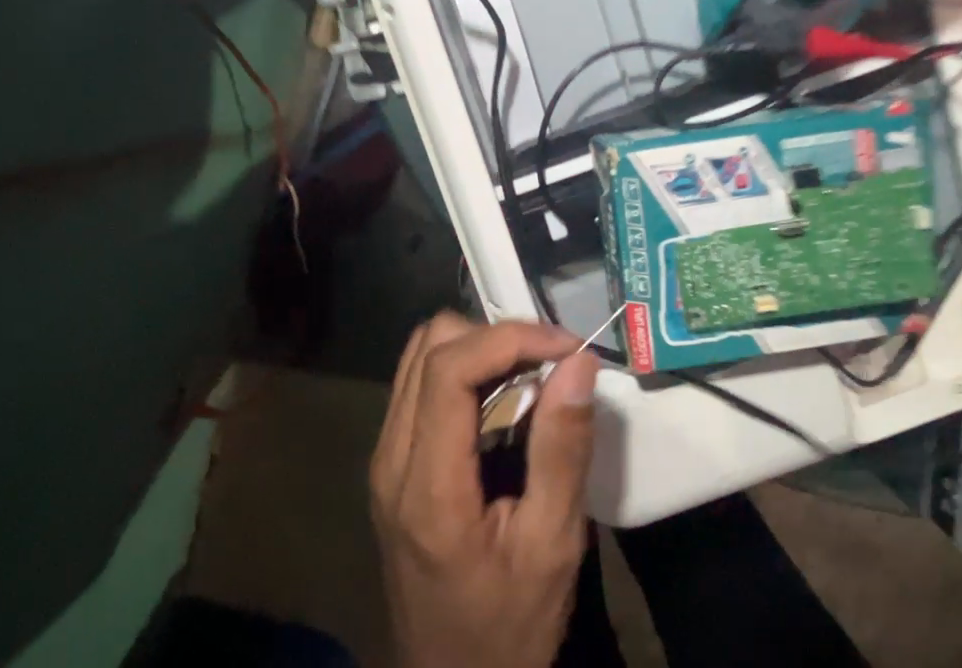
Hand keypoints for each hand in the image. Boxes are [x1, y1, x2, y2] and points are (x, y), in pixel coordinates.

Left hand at [370, 312, 601, 667]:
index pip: (447, 369)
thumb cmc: (509, 625)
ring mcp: (383, 461)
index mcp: (425, 484)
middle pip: (426, 349)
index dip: (508, 338)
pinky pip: (418, 390)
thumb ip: (561, 450)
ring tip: (534, 375)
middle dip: (494, 337)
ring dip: (478, 351)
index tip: (566, 346)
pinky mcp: (391, 467)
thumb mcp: (551, 546)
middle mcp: (390, 458)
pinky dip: (463, 374)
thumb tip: (578, 364)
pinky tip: (504, 402)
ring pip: (417, 360)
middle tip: (553, 362)